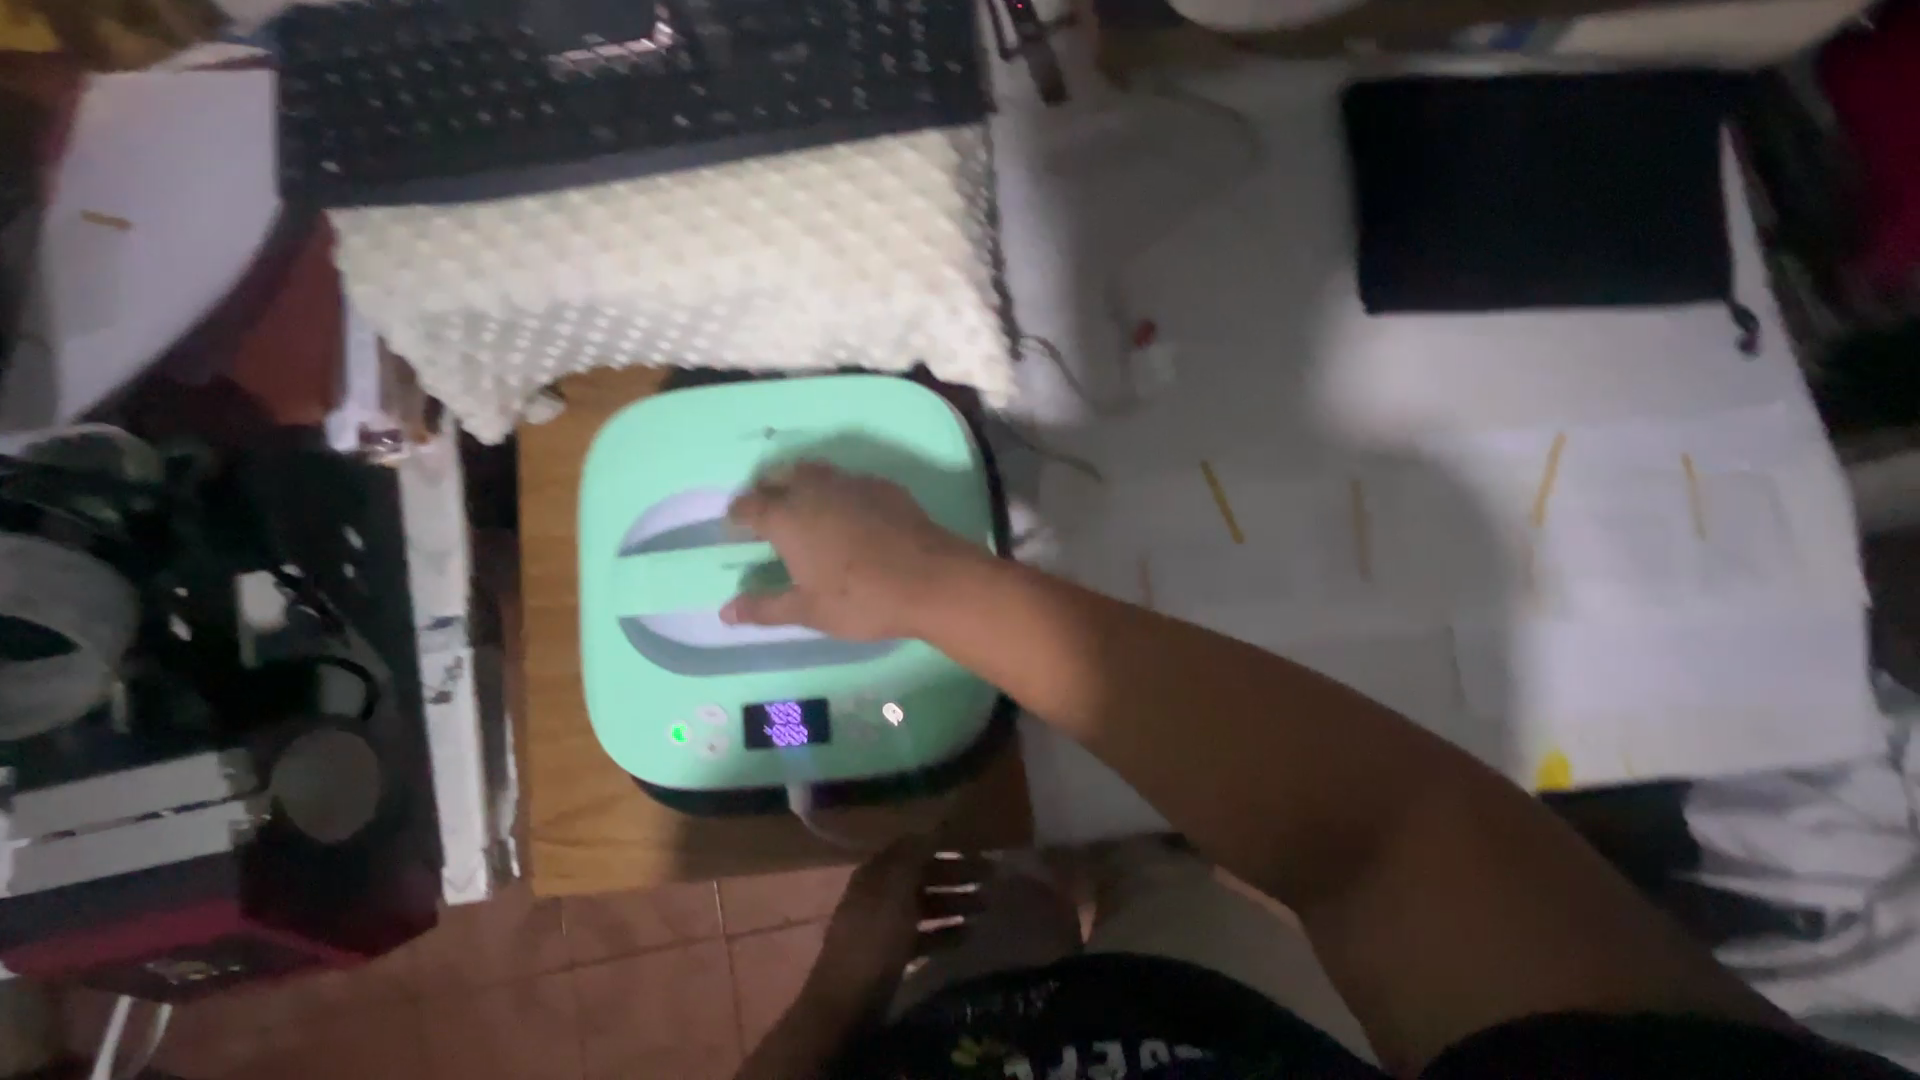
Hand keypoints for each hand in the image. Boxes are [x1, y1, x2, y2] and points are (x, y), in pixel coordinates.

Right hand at [721, 462, 984, 640]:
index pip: (751, 505)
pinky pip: (851, 481)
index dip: (738, 512)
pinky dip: (840, 490)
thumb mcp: (809, 611)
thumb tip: (725, 612)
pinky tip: (849, 509)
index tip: (733, 521)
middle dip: (769, 487)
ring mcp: (853, 484)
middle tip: (766, 505)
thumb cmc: (862, 599)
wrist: (931, 579)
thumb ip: (765, 608)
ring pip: (818, 472)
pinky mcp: (885, 487)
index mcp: (788, 518)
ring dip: (803, 481)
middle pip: (783, 476)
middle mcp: (816, 491)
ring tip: (803, 502)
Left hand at [801, 837, 984, 1019]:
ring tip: (986, 905)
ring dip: (955, 902)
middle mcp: (879, 893)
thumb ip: (914, 857)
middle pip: (922, 875)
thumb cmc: (874, 940)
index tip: (975, 845)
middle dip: (955, 874)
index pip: (913, 847)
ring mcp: (884, 925)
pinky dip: (945, 932)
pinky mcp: (891, 955)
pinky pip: (923, 935)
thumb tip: (933, 827)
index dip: (943, 844)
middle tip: (991, 876)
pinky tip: (969, 935)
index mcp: (876, 872)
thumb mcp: (895, 891)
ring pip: (925, 905)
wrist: (846, 1003)